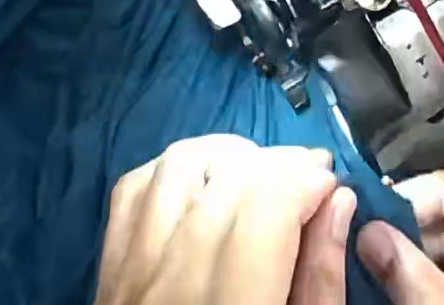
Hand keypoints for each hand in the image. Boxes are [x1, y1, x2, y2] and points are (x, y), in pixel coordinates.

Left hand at [96, 135, 358, 304]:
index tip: (331, 182)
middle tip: (307, 178)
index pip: (264, 207)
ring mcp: (129, 275)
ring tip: (260, 176)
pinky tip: (204, 186)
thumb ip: (322, 281)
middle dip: (278, 163)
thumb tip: (336, 200)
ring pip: (178, 166)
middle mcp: (171, 287)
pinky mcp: (107, 271)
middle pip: (226, 180)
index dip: (304, 178)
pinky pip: (135, 188)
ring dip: (227, 156)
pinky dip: (173, 170)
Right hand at [356, 172, 443, 304]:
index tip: (348, 229)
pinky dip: (442, 291)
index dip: (393, 207)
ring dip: (418, 272)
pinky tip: (408, 298)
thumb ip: (416, 282)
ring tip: (376, 285)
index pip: (441, 189)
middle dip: (404, 245)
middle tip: (356, 265)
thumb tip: (363, 232)